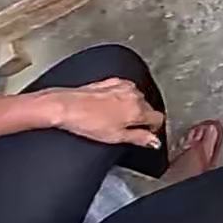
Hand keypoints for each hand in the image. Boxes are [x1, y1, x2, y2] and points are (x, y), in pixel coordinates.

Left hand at [40, 79, 164, 146]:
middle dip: (140, 118)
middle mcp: (134, 95)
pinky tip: (107, 106)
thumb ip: (140, 138)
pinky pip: (125, 90)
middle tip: (124, 128)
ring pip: (137, 99)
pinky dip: (120, 98)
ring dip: (130, 107)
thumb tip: (154, 141)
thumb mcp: (115, 137)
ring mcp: (123, 86)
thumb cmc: (85, 121)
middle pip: (148, 108)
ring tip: (112, 117)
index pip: (158, 119)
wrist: (63, 106)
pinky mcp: (112, 81)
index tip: (144, 134)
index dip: (152, 129)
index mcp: (139, 109)